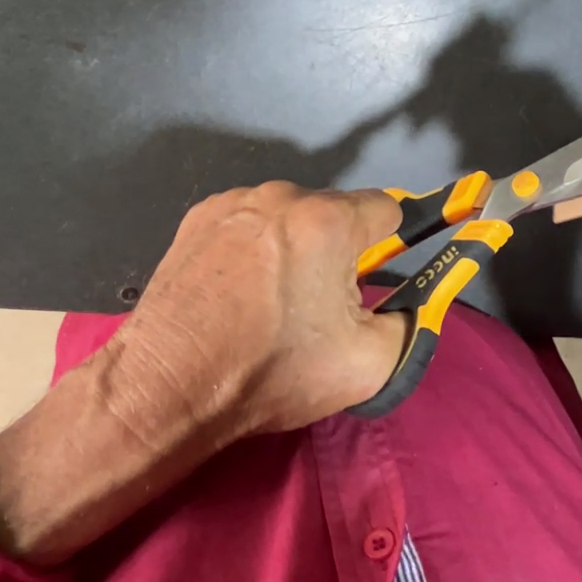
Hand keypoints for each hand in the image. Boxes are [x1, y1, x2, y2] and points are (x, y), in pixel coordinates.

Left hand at [116, 182, 408, 435]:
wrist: (170, 385)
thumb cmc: (273, 372)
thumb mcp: (369, 365)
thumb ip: (410, 323)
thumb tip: (406, 305)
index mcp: (328, 221)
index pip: (386, 207)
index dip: (388, 244)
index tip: (369, 281)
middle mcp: (281, 195)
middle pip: (335, 212)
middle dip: (338, 250)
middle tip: (317, 306)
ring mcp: (233, 201)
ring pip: (290, 216)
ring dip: (295, 245)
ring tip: (269, 301)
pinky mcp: (198, 216)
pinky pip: (250, 221)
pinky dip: (255, 246)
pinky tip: (236, 290)